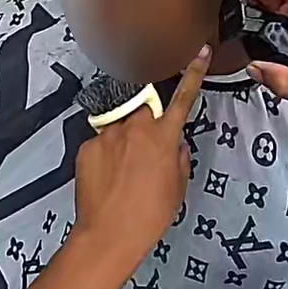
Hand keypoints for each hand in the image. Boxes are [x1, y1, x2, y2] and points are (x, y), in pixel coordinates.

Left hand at [70, 48, 209, 262]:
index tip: (200, 53)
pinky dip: (107, 155)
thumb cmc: (148, 216)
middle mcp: (134, 129)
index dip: (194, 73)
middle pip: (145, 109)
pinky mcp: (87, 147)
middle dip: (147, 122)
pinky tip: (109, 178)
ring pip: (121, 126)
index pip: (183, 98)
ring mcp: (108, 136)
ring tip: (124, 172)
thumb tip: (176, 147)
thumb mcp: (177, 187)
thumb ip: (179, 159)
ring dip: (126, 141)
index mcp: (163, 137)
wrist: (109, 235)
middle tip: (146, 151)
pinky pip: (101, 142)